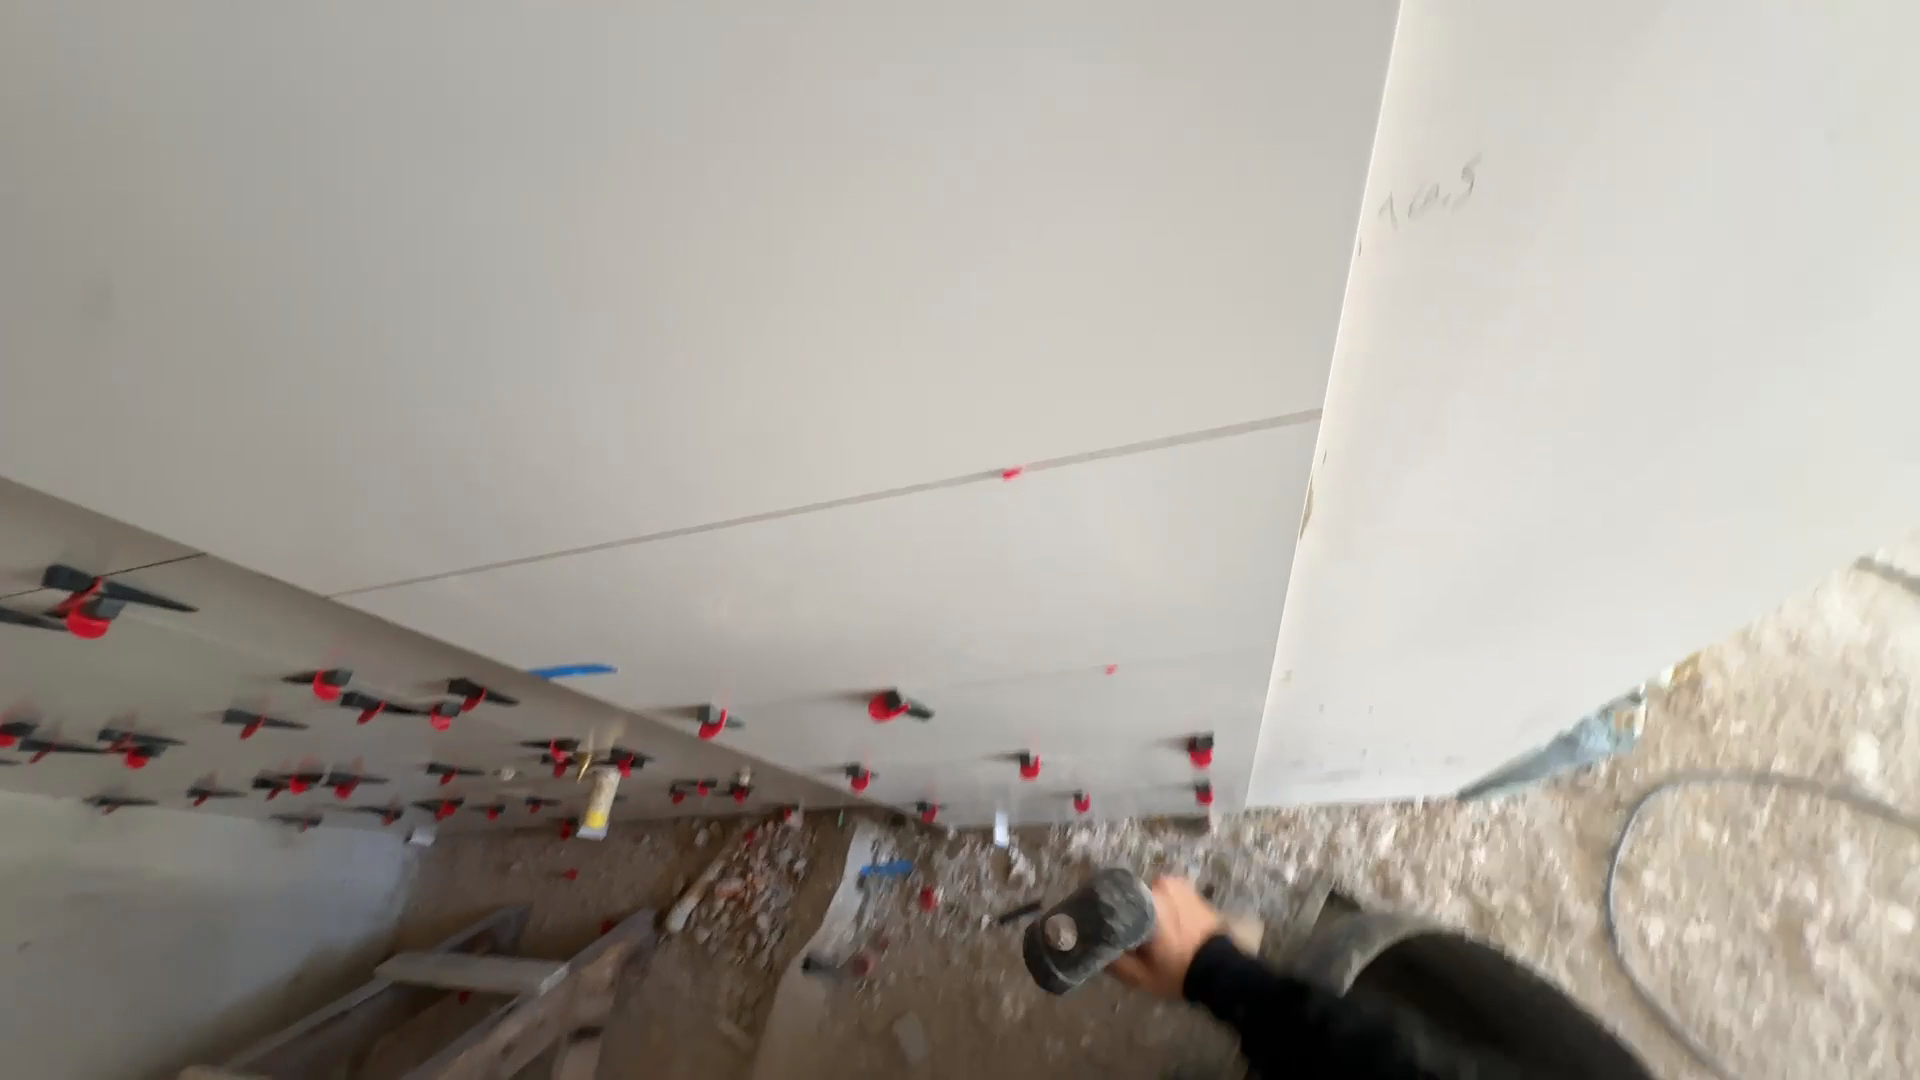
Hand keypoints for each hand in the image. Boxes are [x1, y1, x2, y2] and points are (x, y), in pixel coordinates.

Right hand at [1108, 876, 1222, 998]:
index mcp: (1146, 902)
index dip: (1109, 909)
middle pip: (1133, 894)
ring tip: (1151, 927)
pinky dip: (1164, 904)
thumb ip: (1117, 963)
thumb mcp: (1143, 977)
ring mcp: (1177, 884)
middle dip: (1130, 909)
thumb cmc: (1179, 971)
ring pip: (1150, 892)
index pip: (1116, 896)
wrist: (1222, 971)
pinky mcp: (1190, 888)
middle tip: (1131, 930)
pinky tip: (1167, 923)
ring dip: (1148, 906)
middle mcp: (1160, 885)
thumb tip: (1095, 947)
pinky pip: (1167, 892)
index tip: (1106, 922)